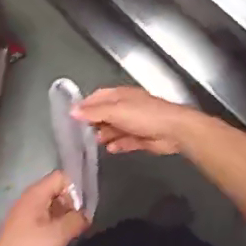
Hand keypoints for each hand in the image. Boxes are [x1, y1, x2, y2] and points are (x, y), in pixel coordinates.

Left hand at [0, 171, 89, 245]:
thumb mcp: (58, 235)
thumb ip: (76, 220)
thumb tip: (85, 215)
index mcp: (35, 195)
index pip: (61, 177)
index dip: (75, 191)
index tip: (82, 212)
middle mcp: (28, 201)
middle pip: (57, 193)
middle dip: (71, 207)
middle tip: (78, 228)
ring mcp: (24, 216)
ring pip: (52, 210)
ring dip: (64, 221)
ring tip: (70, 239)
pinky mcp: (22, 232)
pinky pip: (44, 223)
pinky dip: (54, 231)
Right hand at [71, 86, 206, 155]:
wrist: (174, 131)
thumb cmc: (144, 115)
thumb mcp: (115, 111)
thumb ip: (94, 112)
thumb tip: (72, 112)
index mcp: (120, 96)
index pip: (98, 97)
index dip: (85, 105)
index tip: (72, 116)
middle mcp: (127, 107)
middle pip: (105, 114)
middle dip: (94, 122)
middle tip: (80, 133)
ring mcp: (135, 123)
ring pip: (114, 129)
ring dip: (105, 135)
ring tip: (95, 142)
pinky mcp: (141, 138)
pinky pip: (125, 141)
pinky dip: (118, 144)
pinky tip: (110, 149)